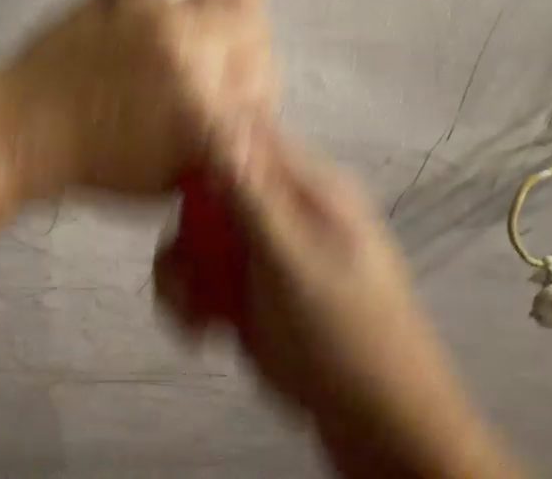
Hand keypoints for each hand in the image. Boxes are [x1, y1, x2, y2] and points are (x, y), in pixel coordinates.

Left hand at [0, 0, 277, 200]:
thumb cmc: (93, 163)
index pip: (263, 81)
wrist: (22, 132)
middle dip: (254, 38)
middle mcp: (193, 55)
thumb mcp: (166, 176)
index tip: (251, 86)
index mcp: (209, 105)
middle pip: (250, 31)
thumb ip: (212, 148)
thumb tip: (239, 122)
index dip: (262, 83)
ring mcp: (155, 18)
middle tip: (248, 40)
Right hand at [156, 124, 524, 477]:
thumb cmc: (347, 341)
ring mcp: (270, 251)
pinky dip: (191, 297)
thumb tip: (217, 115)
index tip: (165, 172)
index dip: (199, 139)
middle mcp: (288, 210)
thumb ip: (251, 192)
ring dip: (183, 271)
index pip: (244, 132)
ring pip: (198, 233)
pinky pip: (204, 272)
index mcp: (310, 190)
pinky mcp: (254, 288)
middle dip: (185, 229)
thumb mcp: (293, 264)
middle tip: (183, 271)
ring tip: (190, 313)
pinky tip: (199, 329)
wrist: (385, 435)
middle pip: (209, 188)